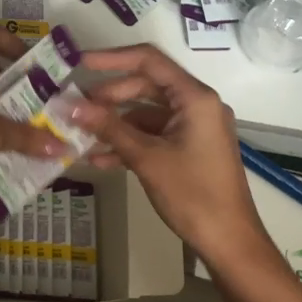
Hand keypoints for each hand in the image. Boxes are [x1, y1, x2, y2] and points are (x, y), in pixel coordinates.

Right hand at [68, 44, 272, 269]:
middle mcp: (197, 105)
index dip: (112, 58)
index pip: (149, 61)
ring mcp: (194, 128)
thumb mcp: (146, 158)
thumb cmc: (193, 195)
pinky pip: (154, 134)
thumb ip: (109, 128)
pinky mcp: (189, 148)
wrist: (230, 243)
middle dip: (109, 95)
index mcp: (195, 98)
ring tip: (81, 131)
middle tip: (76, 105)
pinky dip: (129, 142)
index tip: (80, 63)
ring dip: (115, 121)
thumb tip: (71, 105)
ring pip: (147, 112)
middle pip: (146, 85)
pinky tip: (98, 158)